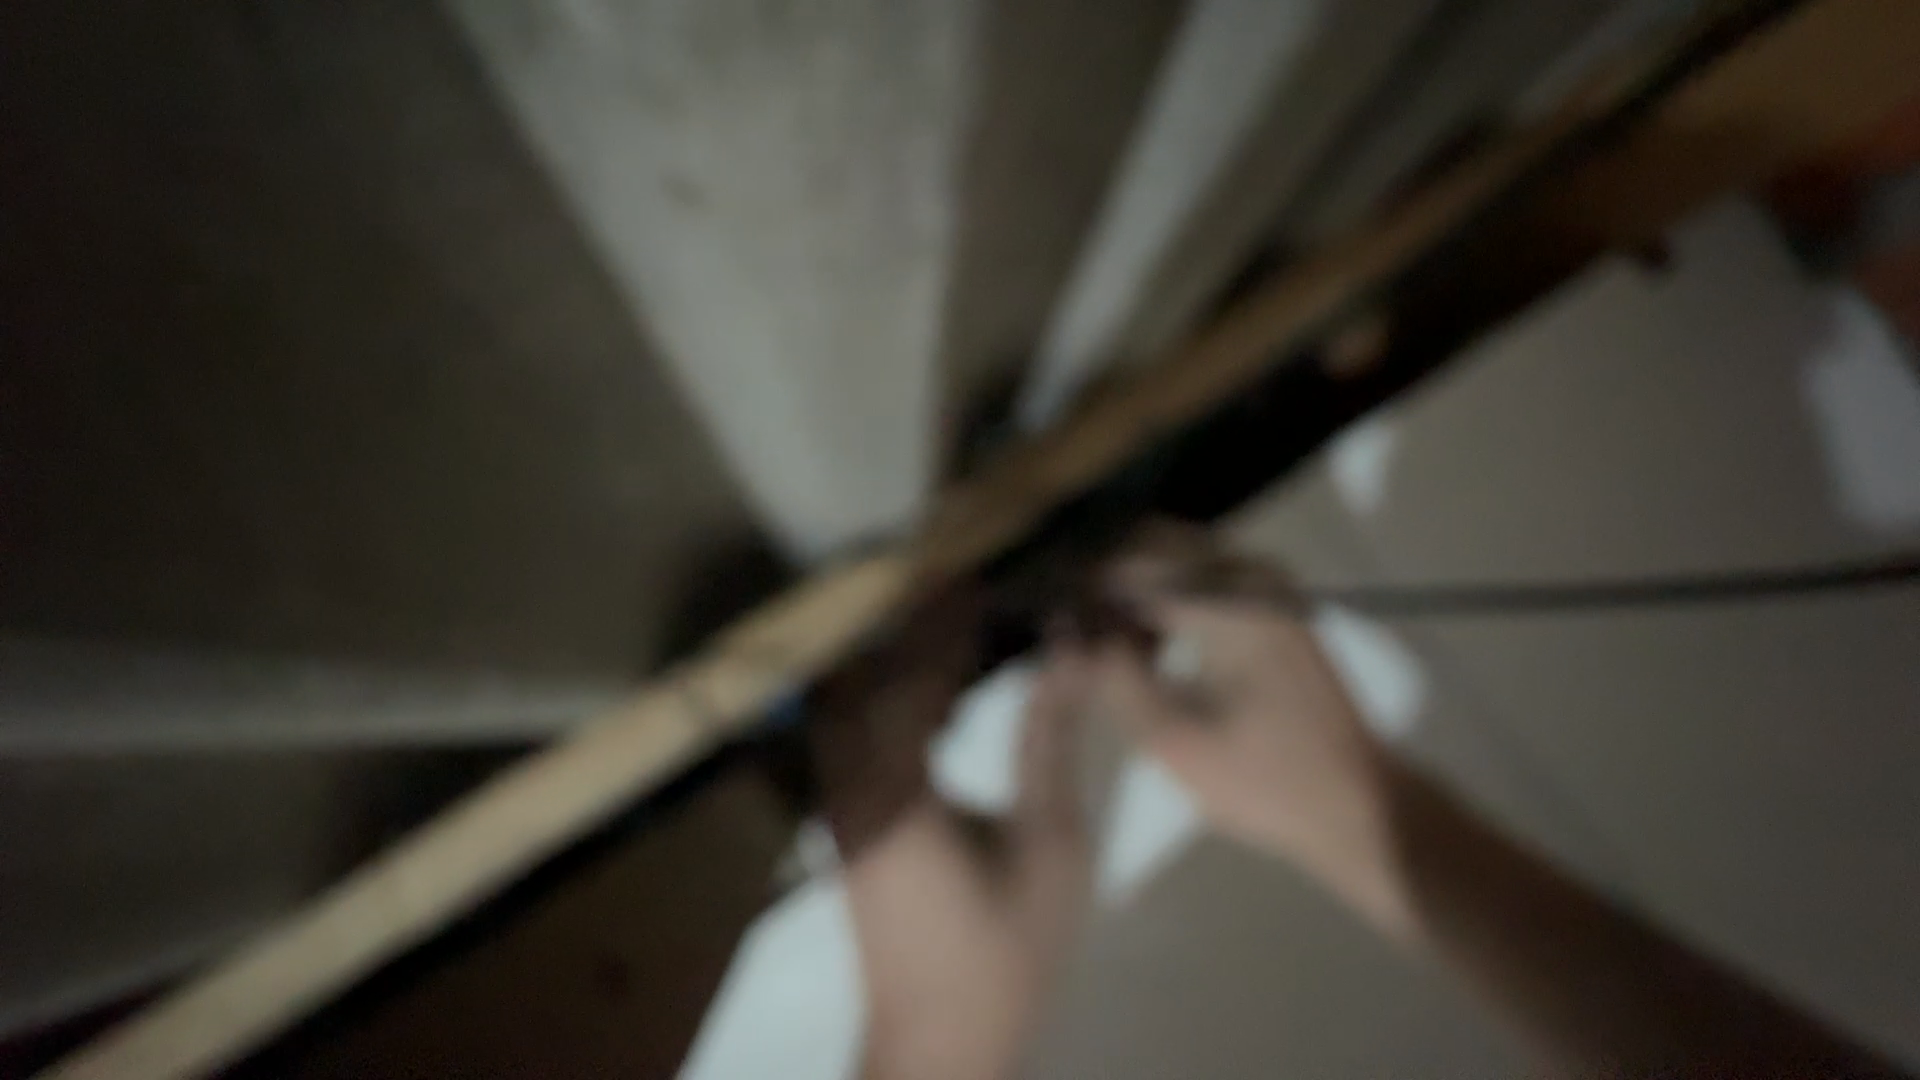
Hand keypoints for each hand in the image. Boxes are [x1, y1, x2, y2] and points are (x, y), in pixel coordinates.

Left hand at [813, 592, 1093, 1079]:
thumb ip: (1049, 740)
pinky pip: (860, 737)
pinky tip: (937, 700)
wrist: (940, 1041)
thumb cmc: (1005, 950)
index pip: (910, 672)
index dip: (941, 617)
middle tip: (966, 596)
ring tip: (955, 631)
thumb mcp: (1050, 844)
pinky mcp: (848, 823)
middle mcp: (854, 784)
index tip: (978, 577)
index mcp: (898, 788)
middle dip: (911, 628)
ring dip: (898, 662)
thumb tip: (1066, 655)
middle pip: (865, 675)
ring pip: (854, 705)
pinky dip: (893, 701)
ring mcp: (842, 805)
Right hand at [1082, 525, 1417, 938]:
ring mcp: (1265, 587)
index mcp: (1232, 603)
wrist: (1358, 806)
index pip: (1131, 562)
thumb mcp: (1171, 737)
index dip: (1080, 582)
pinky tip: (1137, 648)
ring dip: (1128, 593)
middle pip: (1150, 547)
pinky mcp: (1267, 605)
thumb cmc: (1266, 782)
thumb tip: (1064, 626)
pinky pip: (1195, 583)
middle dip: (1101, 581)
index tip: (1042, 606)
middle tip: (1062, 624)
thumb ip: (1110, 672)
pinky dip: (1160, 606)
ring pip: (1170, 562)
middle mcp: (1252, 576)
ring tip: (1090, 639)